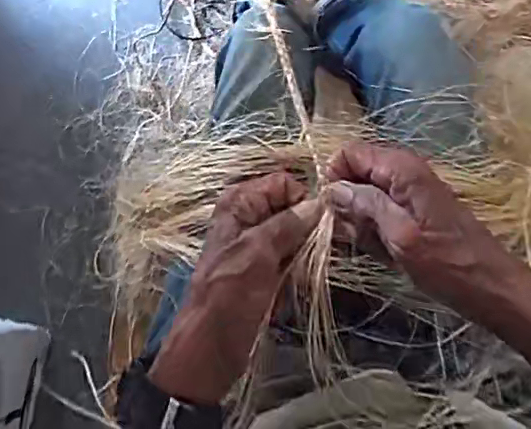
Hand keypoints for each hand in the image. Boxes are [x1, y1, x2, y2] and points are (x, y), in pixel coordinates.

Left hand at [149, 173, 323, 404]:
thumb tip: (318, 203)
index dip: (303, 200)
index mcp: (239, 202)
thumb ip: (287, 225)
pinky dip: (294, 277)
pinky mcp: (263, 271)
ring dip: (301, 260)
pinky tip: (286, 294)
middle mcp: (247, 217)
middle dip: (306, 233)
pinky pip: (290, 263)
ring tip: (293, 281)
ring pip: (294, 238)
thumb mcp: (257, 254)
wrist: (209, 349)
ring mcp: (255, 245)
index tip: (321, 225)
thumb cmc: (228, 296)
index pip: (282, 183)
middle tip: (310, 258)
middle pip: (290, 210)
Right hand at [324, 142, 514, 317]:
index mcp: (401, 167)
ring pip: (365, 195)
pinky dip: (379, 231)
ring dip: (365, 223)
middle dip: (351, 206)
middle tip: (364, 238)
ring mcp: (411, 189)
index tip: (336, 212)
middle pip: (355, 174)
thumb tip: (332, 187)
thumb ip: (365, 206)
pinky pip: (381, 211)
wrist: (500, 294)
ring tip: (383, 250)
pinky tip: (392, 253)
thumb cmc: (451, 266)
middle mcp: (404, 169)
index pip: (348, 152)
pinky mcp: (416, 209)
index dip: (335, 178)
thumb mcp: (401, 238)